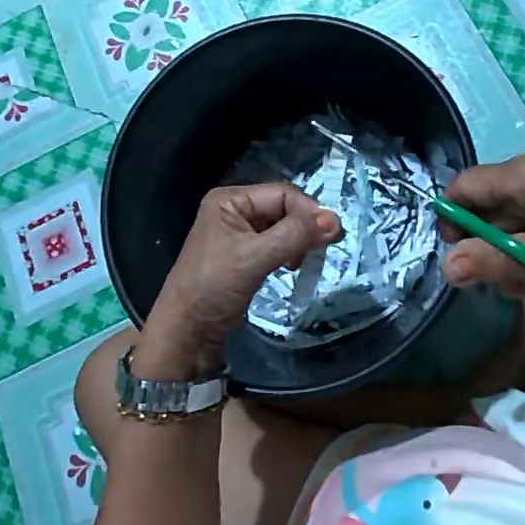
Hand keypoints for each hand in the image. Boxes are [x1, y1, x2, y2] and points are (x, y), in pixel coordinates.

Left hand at [140, 183, 341, 378]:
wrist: (187, 330)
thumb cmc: (214, 286)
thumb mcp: (255, 257)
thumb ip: (295, 236)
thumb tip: (336, 221)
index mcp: (231, 199)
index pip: (283, 194)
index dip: (308, 212)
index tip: (330, 235)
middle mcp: (236, 209)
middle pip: (285, 208)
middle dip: (304, 228)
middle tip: (321, 248)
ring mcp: (241, 231)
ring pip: (284, 226)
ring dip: (299, 241)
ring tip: (301, 261)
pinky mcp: (247, 252)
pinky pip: (278, 242)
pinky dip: (290, 252)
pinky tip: (291, 266)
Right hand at [438, 152, 524, 290]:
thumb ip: (498, 259)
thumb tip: (447, 266)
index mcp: (524, 173)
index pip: (464, 185)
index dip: (453, 220)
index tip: (461, 258)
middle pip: (490, 205)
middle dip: (492, 248)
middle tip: (510, 288)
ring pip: (518, 217)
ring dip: (519, 254)